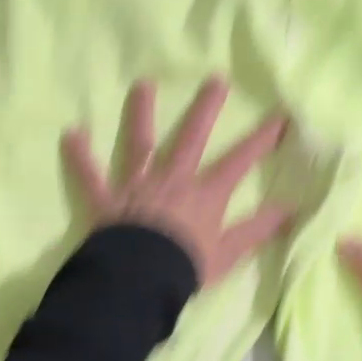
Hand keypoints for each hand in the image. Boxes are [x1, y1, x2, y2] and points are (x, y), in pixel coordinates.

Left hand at [63, 77, 292, 287]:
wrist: (140, 280)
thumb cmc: (185, 268)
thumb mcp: (228, 254)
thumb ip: (256, 230)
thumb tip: (290, 211)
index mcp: (205, 195)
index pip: (239, 161)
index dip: (261, 139)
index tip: (281, 115)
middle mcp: (172, 181)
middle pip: (191, 138)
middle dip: (205, 109)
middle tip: (214, 80)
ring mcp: (138, 187)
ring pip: (140, 145)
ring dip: (142, 114)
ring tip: (142, 86)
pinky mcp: (107, 202)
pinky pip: (90, 176)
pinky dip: (80, 157)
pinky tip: (71, 134)